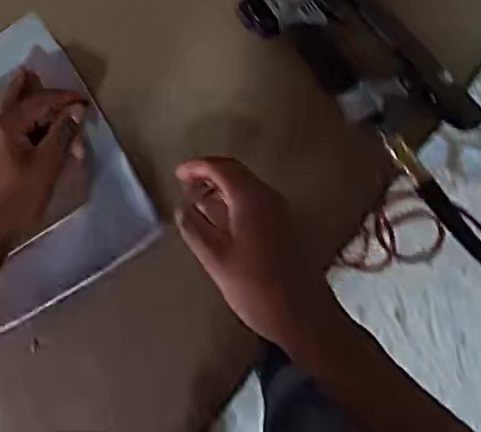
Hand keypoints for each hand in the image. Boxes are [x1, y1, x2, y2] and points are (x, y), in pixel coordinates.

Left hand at [0, 69, 87, 253]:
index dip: (65, 99)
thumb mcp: (48, 162)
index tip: (86, 103)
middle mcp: (0, 124)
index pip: (41, 100)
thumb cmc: (20, 194)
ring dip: (43, 109)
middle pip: (24, 97)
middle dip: (41, 90)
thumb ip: (63, 131)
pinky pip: (23, 125)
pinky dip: (37, 121)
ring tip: (55, 100)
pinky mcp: (3, 151)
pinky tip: (47, 121)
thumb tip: (76, 109)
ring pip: (23, 112)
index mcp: (8, 123)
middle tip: (48, 75)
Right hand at [174, 157, 343, 349]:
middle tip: (187, 182)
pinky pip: (254, 198)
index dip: (196, 166)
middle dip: (208, 173)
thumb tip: (182, 210)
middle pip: (234, 171)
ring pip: (245, 184)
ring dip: (221, 186)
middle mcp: (267, 195)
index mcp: (250, 197)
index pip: (220, 167)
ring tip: (199, 200)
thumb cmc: (257, 287)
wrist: (300, 314)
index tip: (180, 173)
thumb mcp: (215, 259)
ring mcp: (278, 208)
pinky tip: (222, 218)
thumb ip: (194, 229)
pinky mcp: (283, 222)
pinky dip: (234, 199)